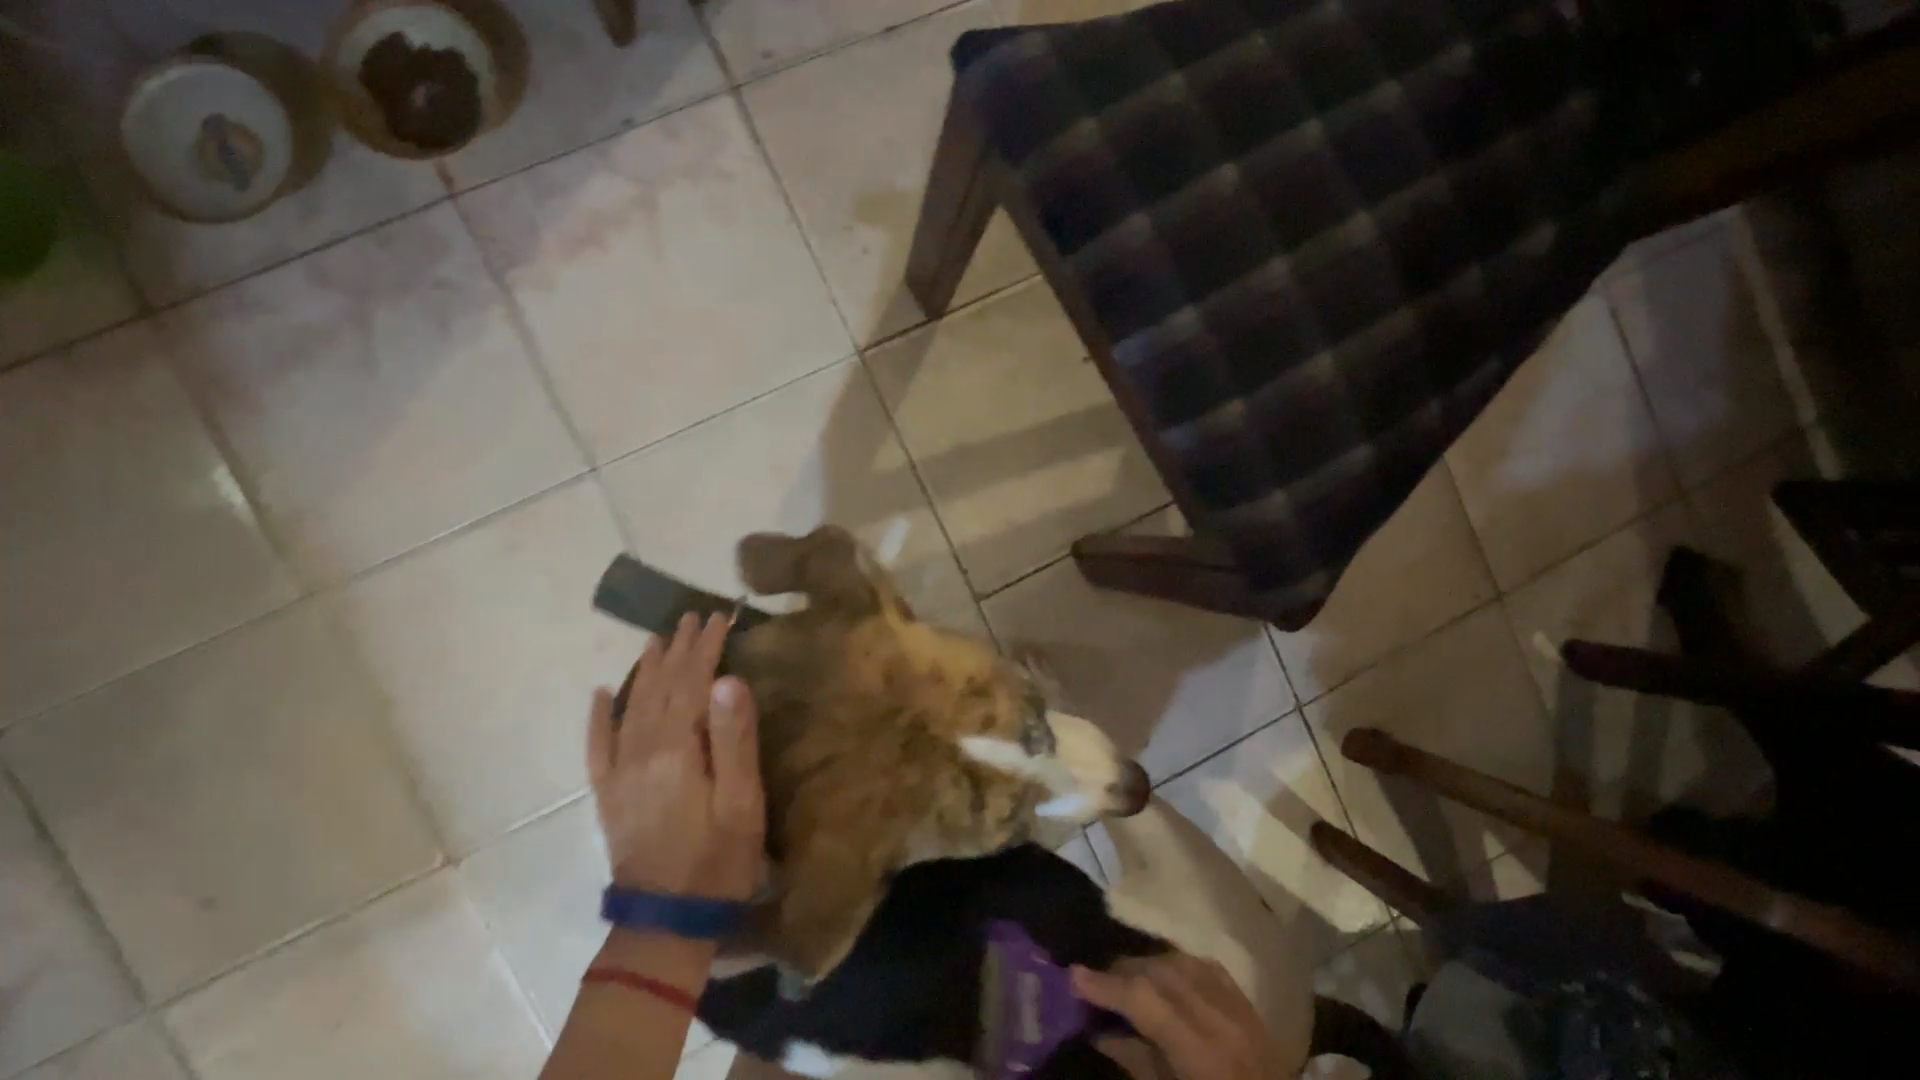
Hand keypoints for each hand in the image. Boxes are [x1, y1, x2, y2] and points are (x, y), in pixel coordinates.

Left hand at [587, 612, 765, 901]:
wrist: (668, 921)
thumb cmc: (718, 860)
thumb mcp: (741, 801)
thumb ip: (733, 739)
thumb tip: (726, 679)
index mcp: (676, 749)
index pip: (692, 683)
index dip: (706, 647)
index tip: (720, 616)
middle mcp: (641, 751)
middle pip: (660, 687)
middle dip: (679, 649)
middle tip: (693, 616)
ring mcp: (619, 773)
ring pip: (630, 706)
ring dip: (645, 670)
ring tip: (657, 640)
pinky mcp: (609, 794)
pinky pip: (598, 745)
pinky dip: (598, 716)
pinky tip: (599, 695)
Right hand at [1071, 954, 1279, 1079]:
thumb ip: (1136, 1063)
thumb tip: (1100, 1032)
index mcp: (1199, 1052)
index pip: (1144, 999)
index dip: (1105, 985)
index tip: (1073, 977)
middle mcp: (1218, 1018)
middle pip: (1159, 971)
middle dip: (1120, 972)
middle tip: (1093, 984)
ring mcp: (1236, 1007)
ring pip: (1179, 961)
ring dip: (1145, 965)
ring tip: (1124, 980)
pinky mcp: (1247, 1004)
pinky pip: (1204, 966)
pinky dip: (1175, 965)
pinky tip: (1161, 974)